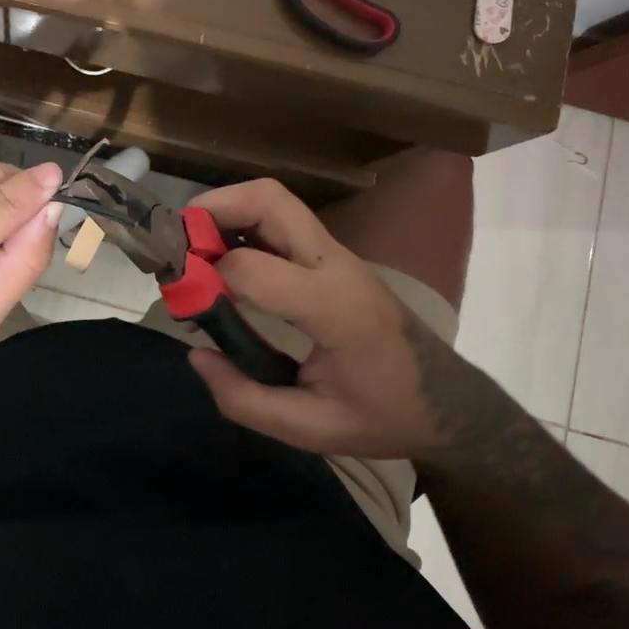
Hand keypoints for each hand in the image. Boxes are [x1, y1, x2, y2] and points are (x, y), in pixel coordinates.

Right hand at [182, 179, 460, 460]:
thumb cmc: (385, 417)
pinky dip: (241, 226)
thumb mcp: (312, 429)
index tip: (183, 304)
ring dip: (225, 212)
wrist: (451, 405)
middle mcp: (336, 266)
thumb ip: (245, 399)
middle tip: (178, 243)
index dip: (205, 279)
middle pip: (269, 200)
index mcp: (333, 307)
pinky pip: (281, 222)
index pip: (251, 267)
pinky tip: (222, 262)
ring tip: (194, 250)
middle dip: (212, 210)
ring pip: (275, 200)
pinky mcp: (333, 258)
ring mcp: (338, 256)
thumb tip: (197, 354)